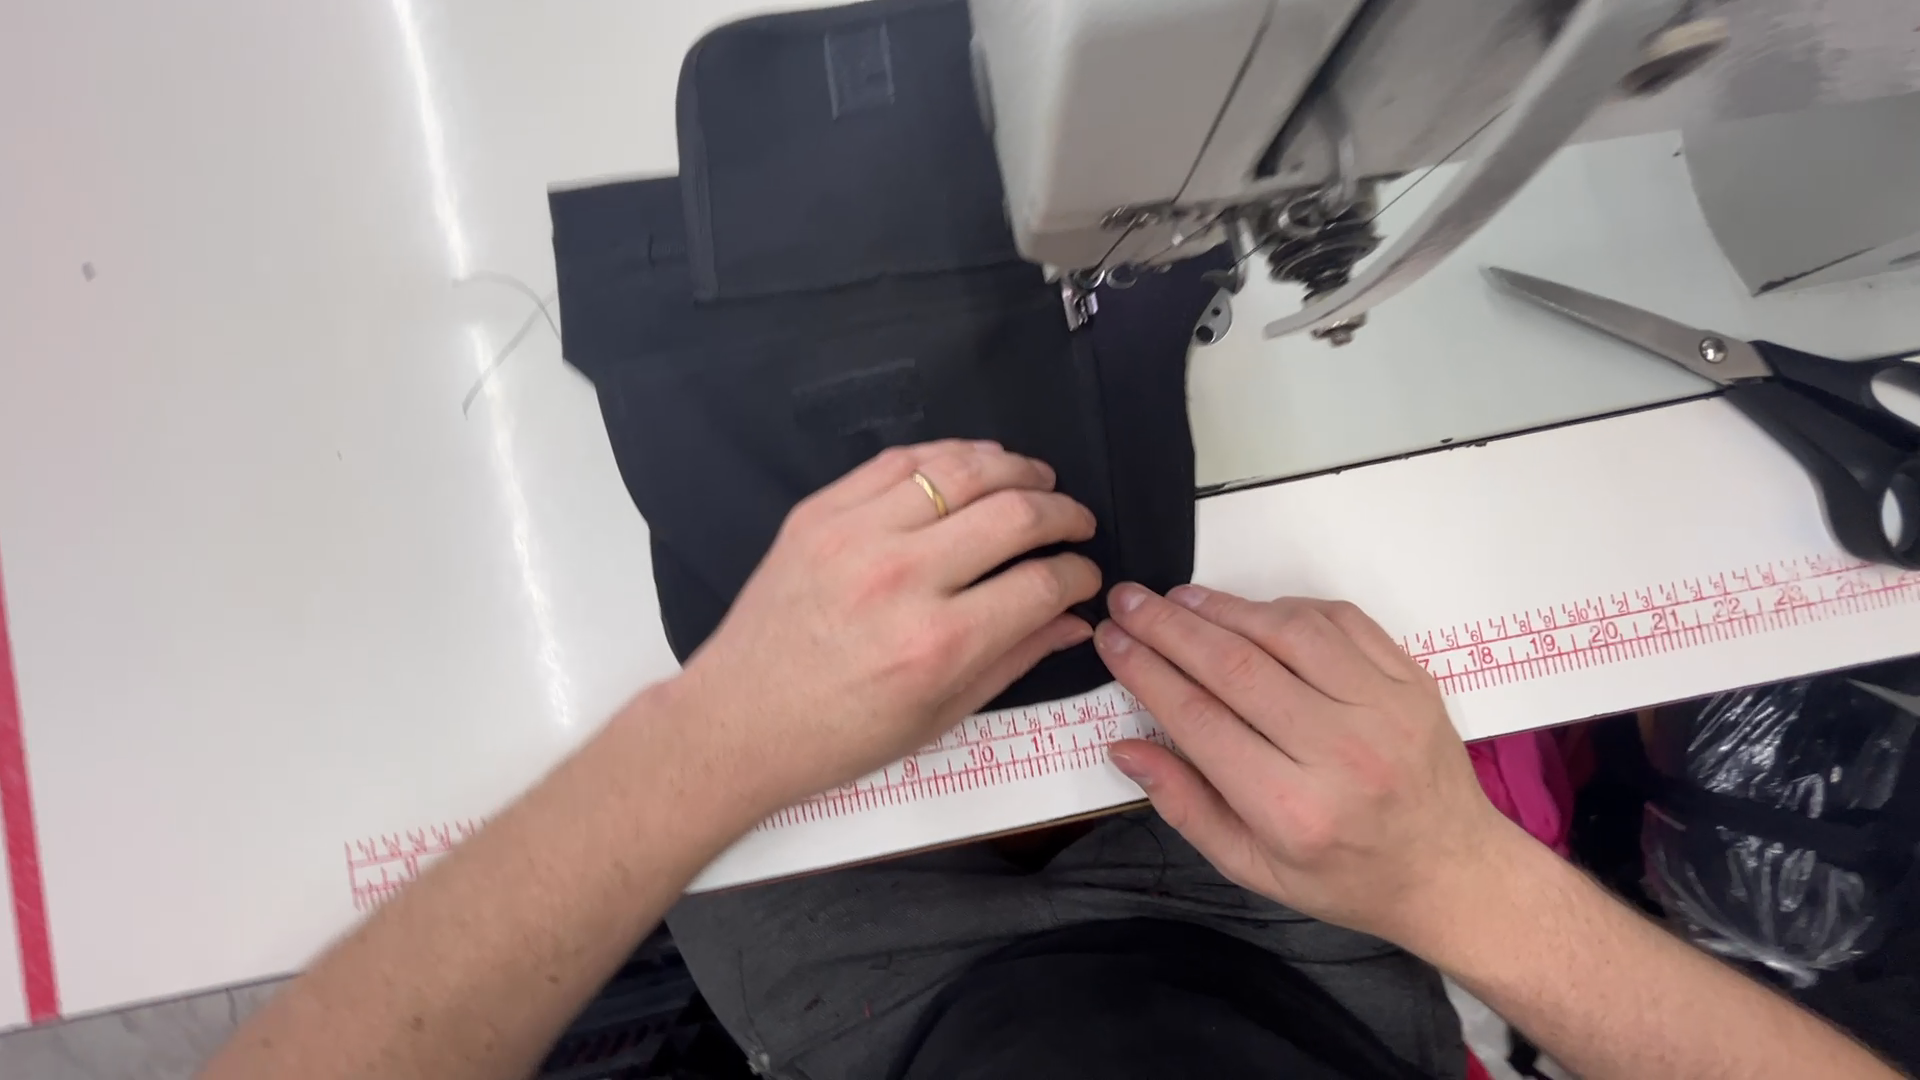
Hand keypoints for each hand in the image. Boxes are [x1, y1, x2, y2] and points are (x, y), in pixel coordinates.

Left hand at [668, 441, 1100, 812]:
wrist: (738, 720)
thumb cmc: (842, 735)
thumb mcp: (940, 716)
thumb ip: (1015, 658)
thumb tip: (1074, 619)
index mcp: (938, 644)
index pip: (1040, 583)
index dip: (1078, 574)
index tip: (1083, 574)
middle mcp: (902, 578)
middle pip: (1013, 515)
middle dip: (1063, 513)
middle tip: (1075, 521)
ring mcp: (855, 535)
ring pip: (961, 471)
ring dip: (1015, 468)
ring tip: (1038, 478)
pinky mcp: (819, 512)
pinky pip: (899, 460)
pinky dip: (949, 454)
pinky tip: (975, 462)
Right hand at [1094, 583, 1516, 947]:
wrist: (1455, 873)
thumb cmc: (1342, 876)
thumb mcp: (1251, 866)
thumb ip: (1184, 805)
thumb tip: (1123, 748)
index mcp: (1293, 809)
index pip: (1197, 719)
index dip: (1144, 671)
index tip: (1110, 638)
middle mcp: (1341, 753)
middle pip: (1234, 666)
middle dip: (1167, 626)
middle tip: (1126, 598)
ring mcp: (1384, 708)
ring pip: (1284, 632)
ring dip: (1219, 606)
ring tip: (1174, 598)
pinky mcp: (1411, 679)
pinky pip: (1337, 618)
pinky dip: (1281, 605)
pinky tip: (1246, 609)